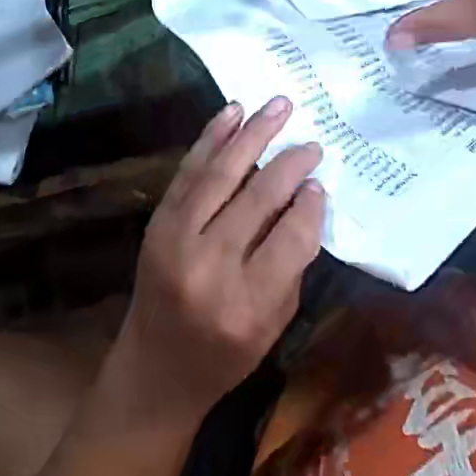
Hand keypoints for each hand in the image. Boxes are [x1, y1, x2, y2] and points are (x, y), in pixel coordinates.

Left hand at [106, 97, 325, 419]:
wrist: (154, 369)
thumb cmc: (226, 353)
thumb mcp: (275, 321)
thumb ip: (293, 262)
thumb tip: (308, 197)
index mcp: (247, 304)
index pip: (291, 237)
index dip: (310, 204)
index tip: (320, 183)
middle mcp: (209, 267)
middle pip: (258, 197)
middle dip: (290, 163)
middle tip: (311, 144)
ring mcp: (175, 240)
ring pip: (222, 173)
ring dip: (253, 134)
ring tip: (279, 106)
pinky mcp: (157, 223)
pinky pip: (189, 171)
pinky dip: (212, 138)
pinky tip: (233, 114)